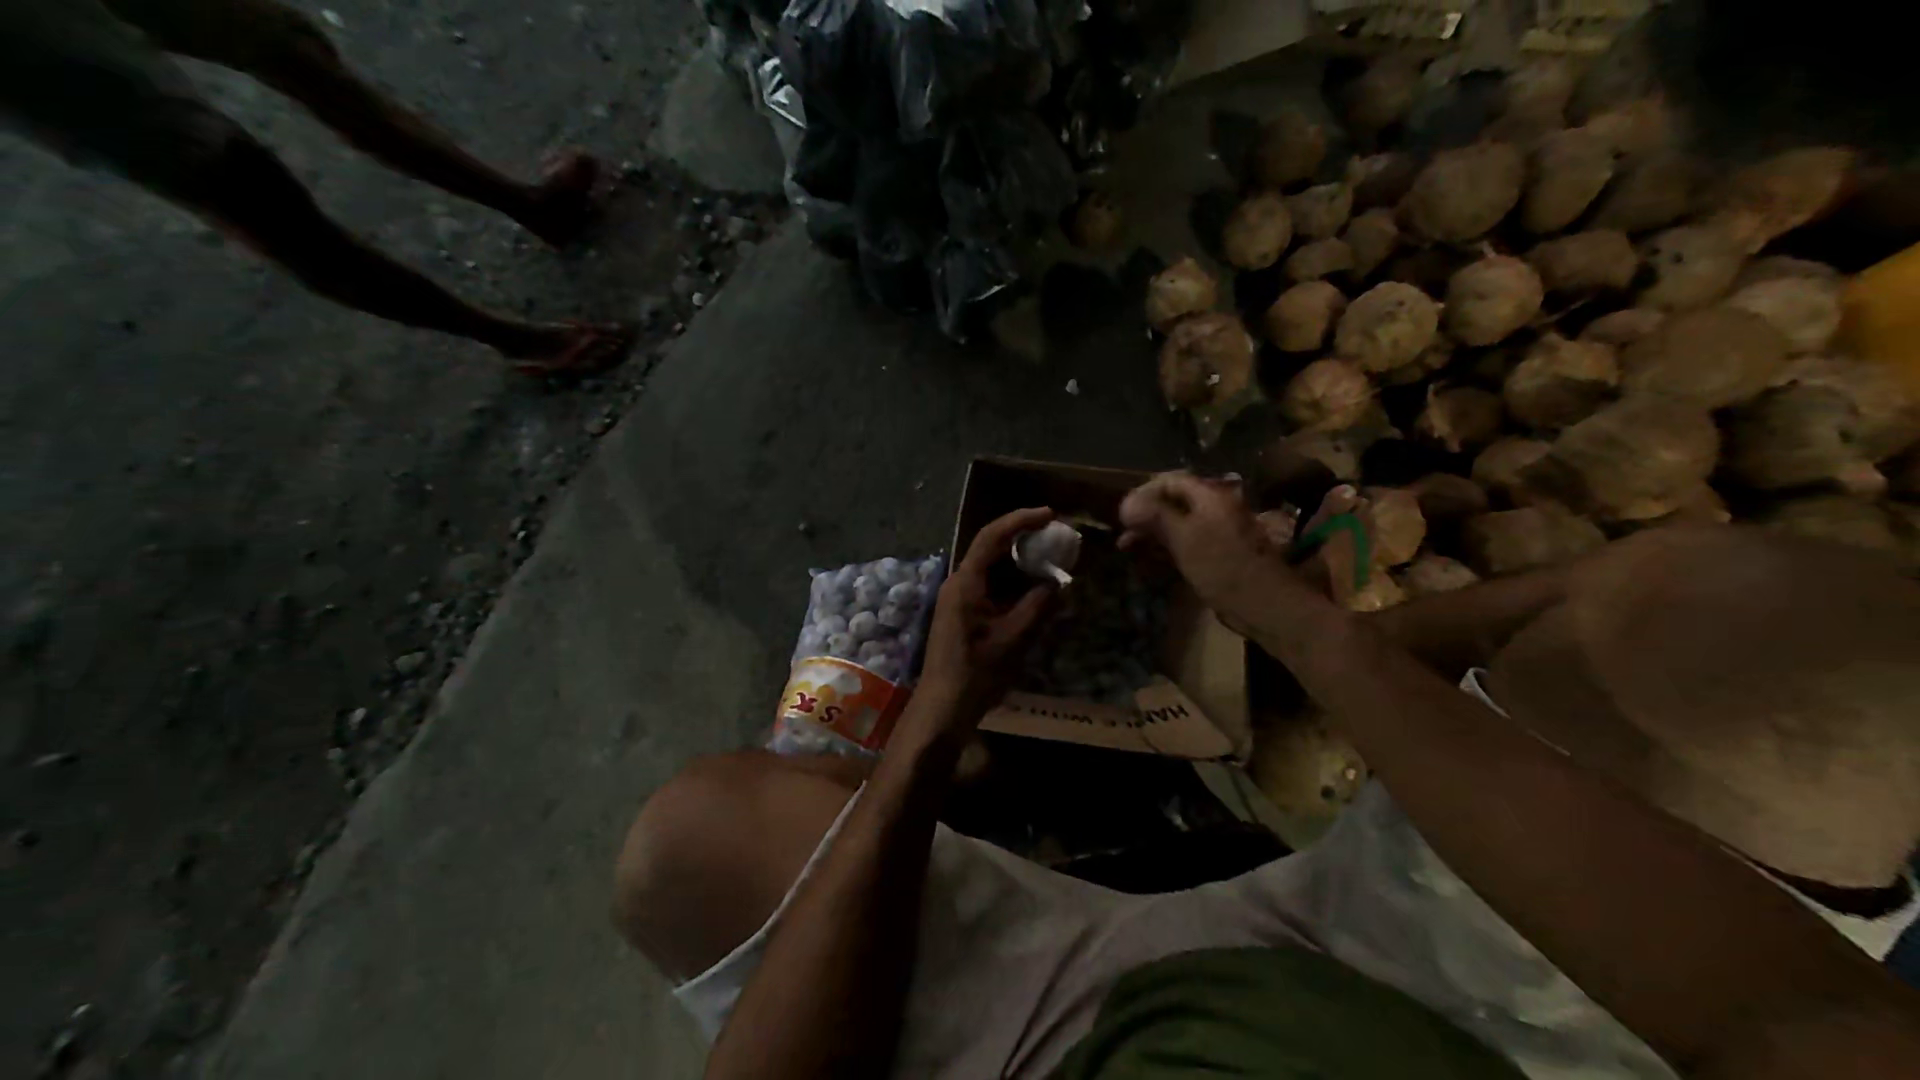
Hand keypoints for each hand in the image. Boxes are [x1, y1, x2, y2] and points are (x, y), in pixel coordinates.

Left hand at [910, 507, 1058, 735]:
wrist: (943, 707)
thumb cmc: (976, 673)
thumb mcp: (1014, 639)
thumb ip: (1038, 606)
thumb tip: (1060, 583)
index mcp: (965, 583)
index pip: (991, 537)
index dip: (1020, 520)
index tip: (1049, 514)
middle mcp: (958, 583)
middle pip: (991, 548)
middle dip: (1023, 539)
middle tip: (1056, 537)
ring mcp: (959, 599)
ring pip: (992, 568)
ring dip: (1020, 562)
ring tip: (1052, 559)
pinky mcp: (963, 613)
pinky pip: (990, 586)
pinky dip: (1013, 583)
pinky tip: (1035, 589)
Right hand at [1119, 472, 1331, 633]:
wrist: (1262, 602)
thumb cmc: (1220, 565)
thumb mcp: (1183, 537)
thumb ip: (1155, 515)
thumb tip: (1127, 502)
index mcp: (1210, 496)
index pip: (1170, 481)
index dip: (1143, 492)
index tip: (1123, 513)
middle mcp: (1215, 507)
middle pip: (1174, 501)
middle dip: (1146, 514)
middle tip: (1123, 531)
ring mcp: (1218, 530)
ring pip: (1178, 522)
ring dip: (1153, 531)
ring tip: (1129, 546)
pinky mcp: (1218, 552)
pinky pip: (1186, 540)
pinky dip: (1166, 544)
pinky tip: (1151, 557)